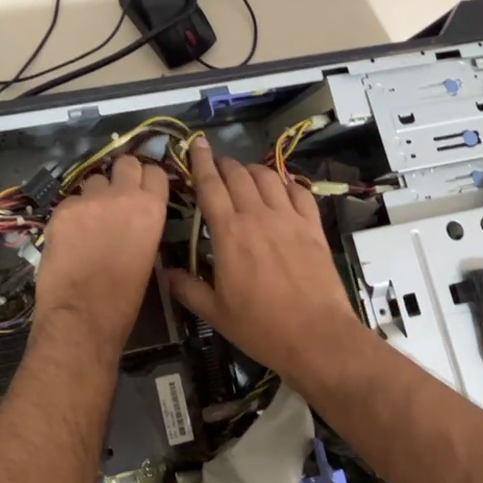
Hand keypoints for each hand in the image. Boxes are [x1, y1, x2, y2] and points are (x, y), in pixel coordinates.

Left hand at [34, 155, 168, 360]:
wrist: (83, 314)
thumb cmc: (124, 298)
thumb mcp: (147, 255)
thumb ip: (143, 226)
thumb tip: (133, 218)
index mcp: (151, 209)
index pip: (154, 172)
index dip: (147, 180)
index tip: (142, 189)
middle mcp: (122, 195)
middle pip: (125, 163)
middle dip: (121, 176)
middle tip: (115, 196)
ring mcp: (89, 199)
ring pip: (94, 181)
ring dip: (94, 195)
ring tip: (89, 221)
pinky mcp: (62, 209)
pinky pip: (70, 201)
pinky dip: (71, 214)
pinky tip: (69, 236)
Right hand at [167, 137, 360, 382]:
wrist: (316, 337)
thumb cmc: (261, 327)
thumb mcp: (215, 313)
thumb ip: (188, 288)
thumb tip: (166, 272)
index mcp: (229, 233)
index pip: (210, 185)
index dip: (200, 162)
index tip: (196, 145)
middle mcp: (258, 216)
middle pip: (238, 175)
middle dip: (224, 164)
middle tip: (216, 166)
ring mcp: (289, 219)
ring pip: (268, 177)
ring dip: (252, 170)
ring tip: (244, 175)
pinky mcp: (313, 227)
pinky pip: (299, 192)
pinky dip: (286, 184)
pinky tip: (281, 189)